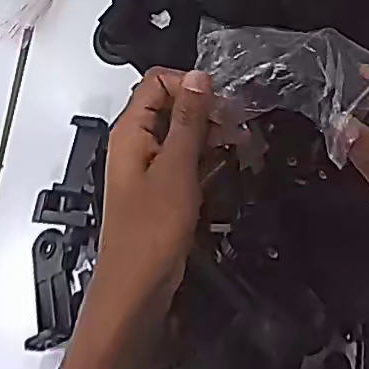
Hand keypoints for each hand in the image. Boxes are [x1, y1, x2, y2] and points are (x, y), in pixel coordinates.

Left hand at [85, 67, 214, 317]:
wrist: (136, 291)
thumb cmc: (148, 234)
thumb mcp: (176, 168)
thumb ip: (189, 120)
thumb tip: (199, 77)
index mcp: (131, 131)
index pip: (158, 81)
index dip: (189, 84)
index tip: (219, 100)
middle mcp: (135, 142)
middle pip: (171, 103)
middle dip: (205, 108)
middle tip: (235, 121)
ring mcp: (147, 164)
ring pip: (181, 130)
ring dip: (209, 132)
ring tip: (238, 141)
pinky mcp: (160, 185)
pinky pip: (183, 156)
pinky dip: (204, 155)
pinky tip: (226, 163)